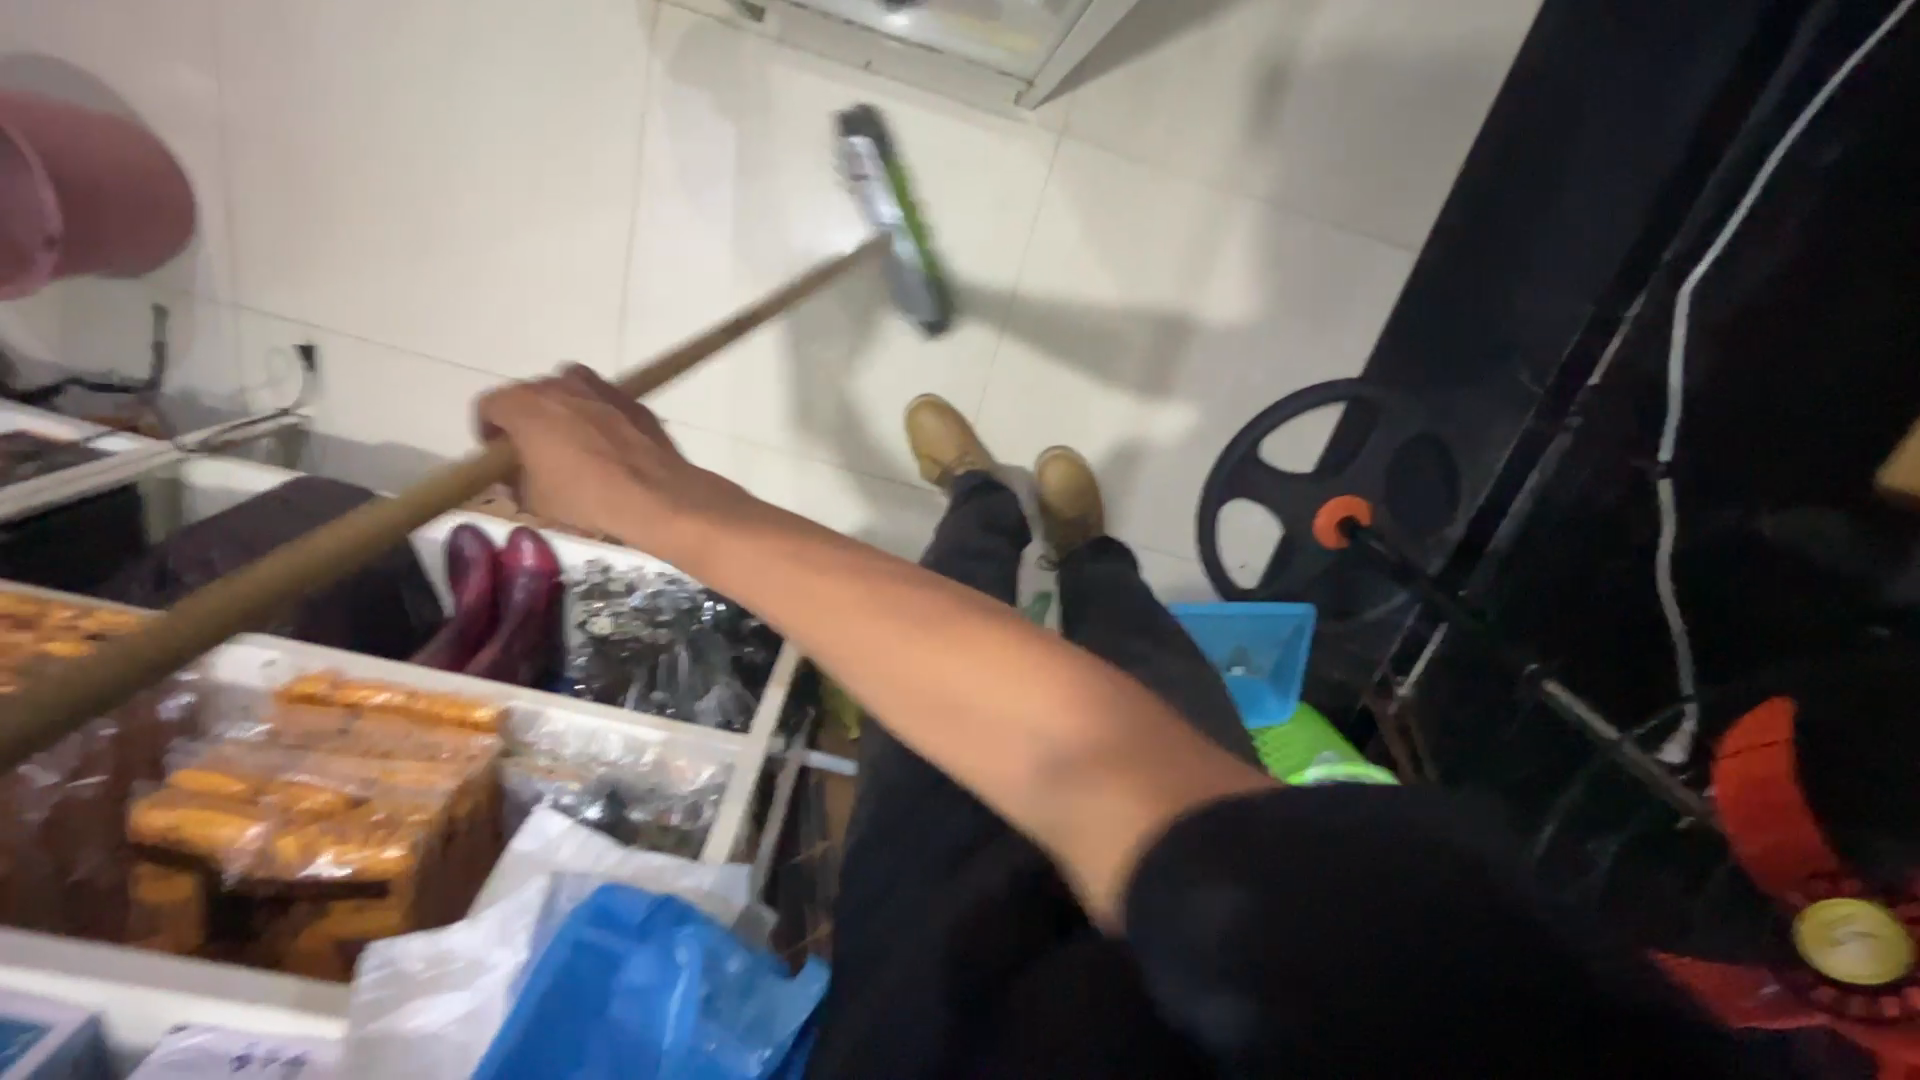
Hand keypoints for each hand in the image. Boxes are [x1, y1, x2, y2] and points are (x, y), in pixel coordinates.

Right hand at [476, 365, 748, 555]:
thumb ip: (514, 482)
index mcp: (523, 405)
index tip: (497, 454)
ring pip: (568, 391)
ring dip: (562, 411)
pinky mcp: (632, 401)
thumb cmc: (583, 496)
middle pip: (529, 395)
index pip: (488, 406)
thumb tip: (515, 478)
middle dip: (526, 419)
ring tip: (571, 443)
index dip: (488, 431)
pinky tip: (607, 445)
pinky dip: (598, 415)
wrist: (653, 494)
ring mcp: (599, 388)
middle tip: (534, 451)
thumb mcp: (532, 500)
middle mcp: (558, 385)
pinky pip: (603, 401)